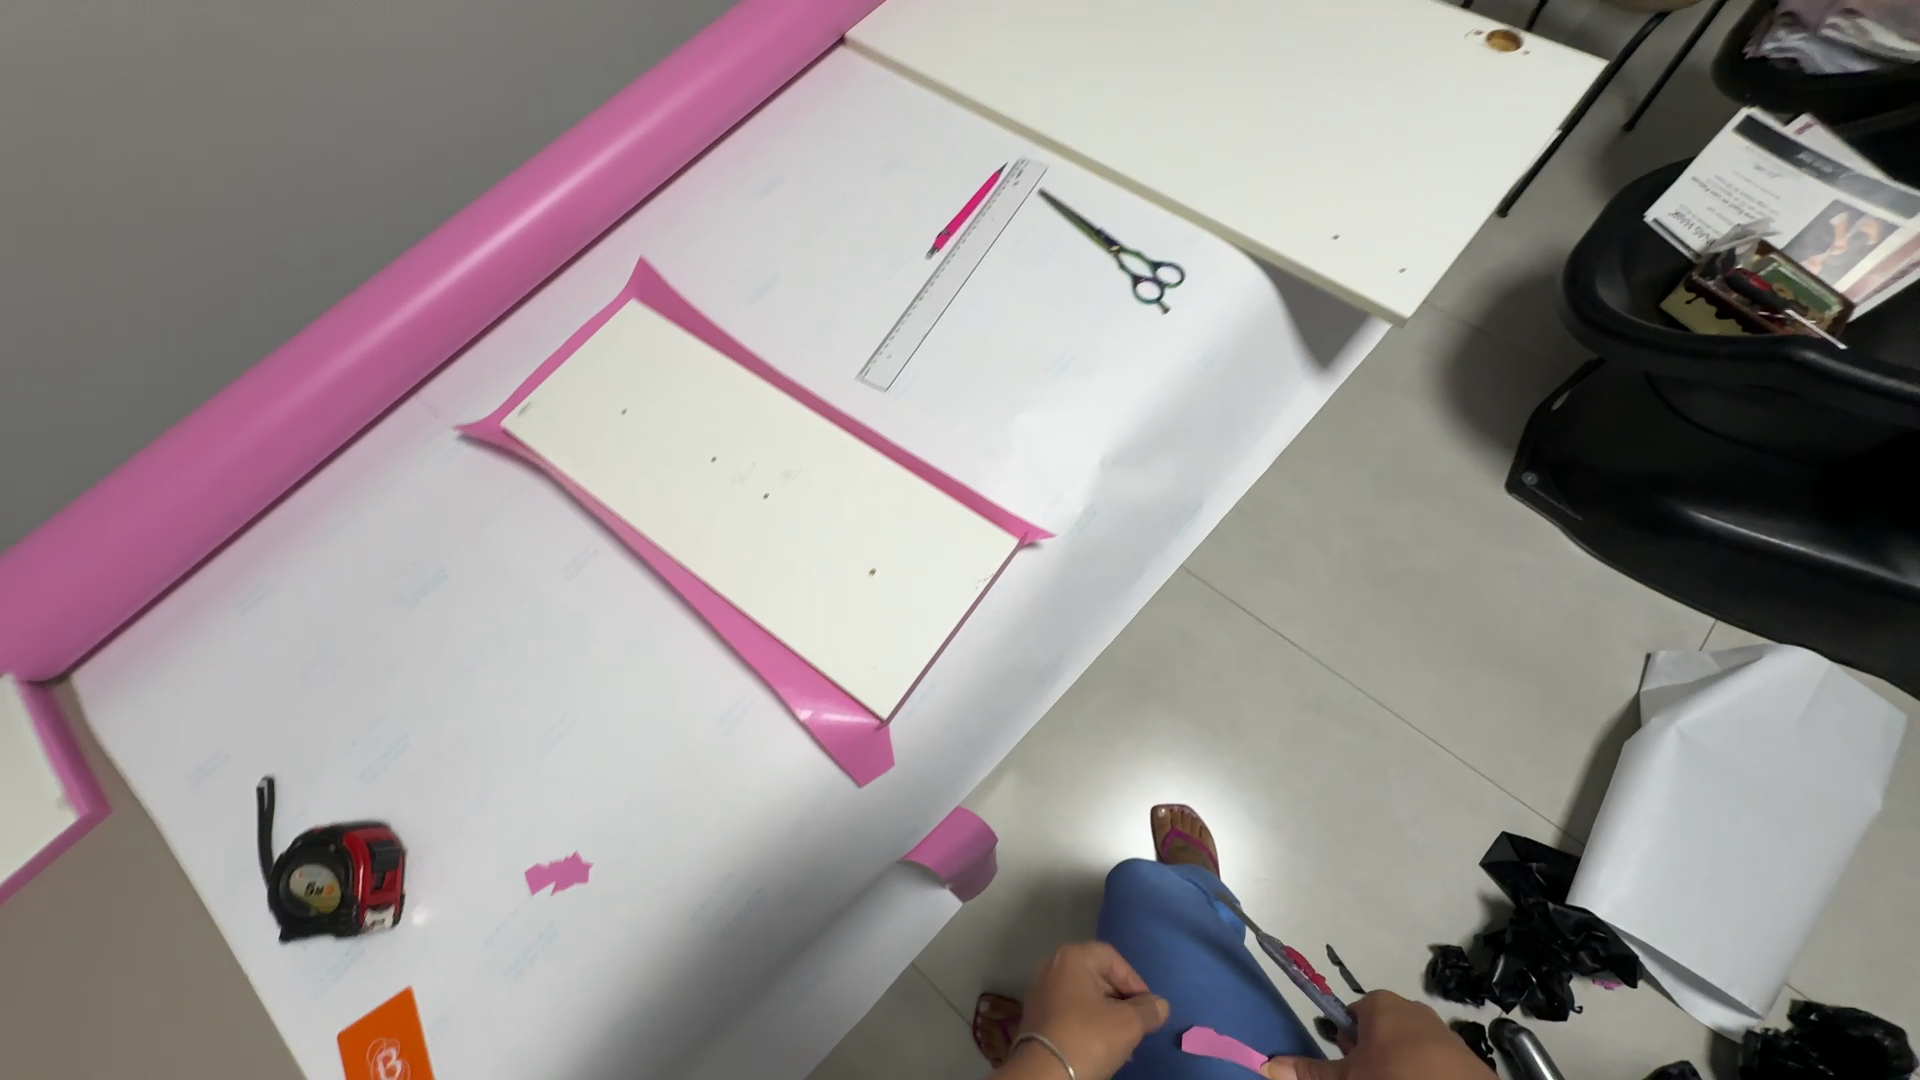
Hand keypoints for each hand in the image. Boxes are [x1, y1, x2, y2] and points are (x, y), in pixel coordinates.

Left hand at [1014, 942, 1168, 1079]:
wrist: (1044, 1073)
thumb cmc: (1088, 1038)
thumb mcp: (1128, 1024)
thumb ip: (1148, 1010)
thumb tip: (1160, 1004)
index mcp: (1072, 957)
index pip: (1111, 957)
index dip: (1134, 980)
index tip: (1149, 1007)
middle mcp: (1052, 966)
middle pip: (1096, 975)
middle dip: (1121, 1000)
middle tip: (1139, 1024)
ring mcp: (1040, 991)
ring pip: (1083, 996)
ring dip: (1107, 1015)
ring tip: (1124, 1042)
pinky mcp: (1035, 1015)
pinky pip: (1068, 1011)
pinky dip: (1088, 1023)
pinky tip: (1102, 1047)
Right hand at [1263, 992, 1493, 1079]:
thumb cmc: (1397, 1079)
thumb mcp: (1348, 1079)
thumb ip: (1311, 1072)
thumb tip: (1268, 1064)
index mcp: (1379, 1003)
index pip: (1350, 1017)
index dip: (1348, 1046)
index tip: (1355, 1069)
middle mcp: (1410, 1008)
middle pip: (1378, 1033)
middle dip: (1374, 1060)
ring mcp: (1442, 1033)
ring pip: (1408, 1052)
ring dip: (1401, 1072)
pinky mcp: (1468, 1061)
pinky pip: (1437, 1068)